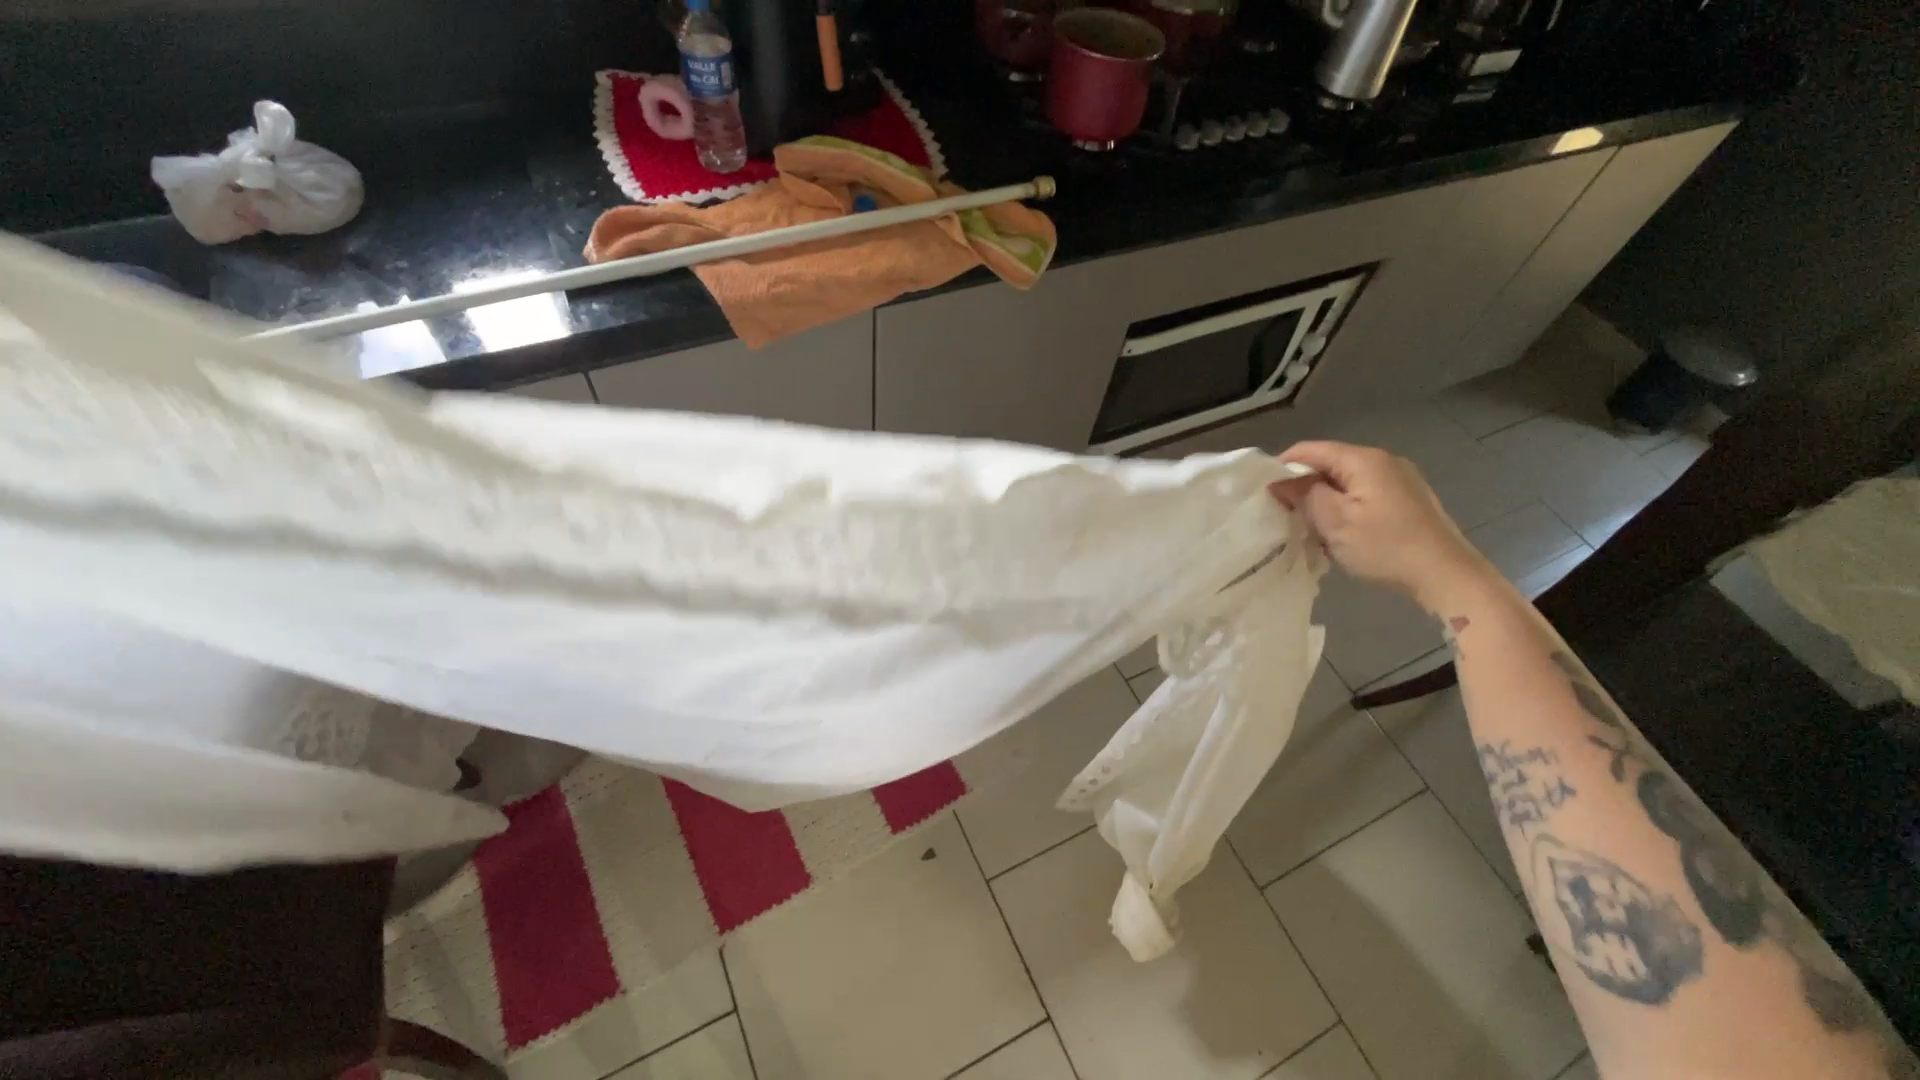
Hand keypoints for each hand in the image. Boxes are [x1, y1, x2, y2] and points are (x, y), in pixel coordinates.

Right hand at [1270, 440, 1494, 612]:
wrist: (1446, 575)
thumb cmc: (1385, 546)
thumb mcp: (1334, 522)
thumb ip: (1304, 495)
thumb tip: (1282, 481)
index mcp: (1364, 460)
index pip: (1311, 450)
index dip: (1283, 466)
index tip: (1264, 491)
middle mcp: (1384, 461)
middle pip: (1331, 465)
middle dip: (1305, 486)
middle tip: (1285, 514)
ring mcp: (1401, 480)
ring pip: (1348, 483)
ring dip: (1326, 501)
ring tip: (1311, 528)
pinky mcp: (1410, 501)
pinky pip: (1366, 496)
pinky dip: (1347, 509)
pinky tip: (1342, 534)